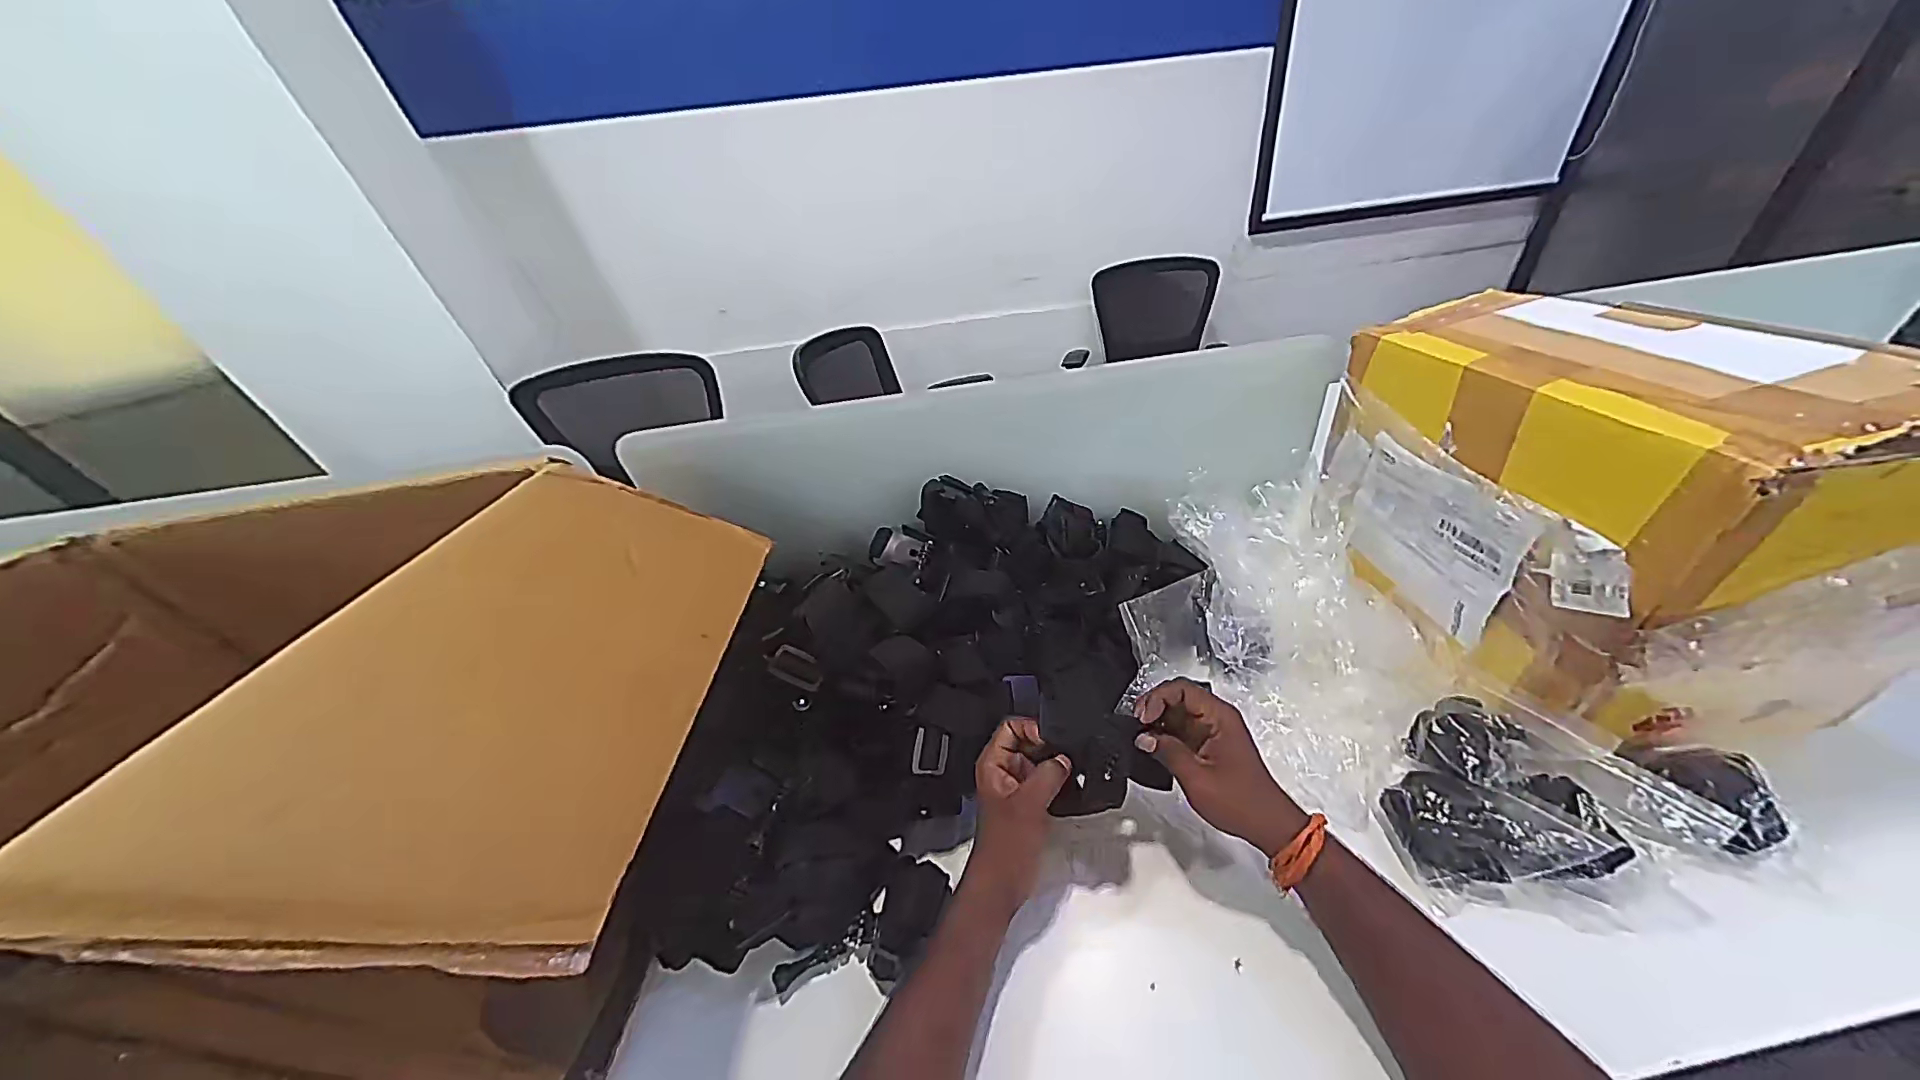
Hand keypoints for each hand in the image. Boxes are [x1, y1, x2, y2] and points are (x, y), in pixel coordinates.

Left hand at [964, 718, 1070, 914]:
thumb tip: (1063, 759)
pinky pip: (1046, 781)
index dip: (1032, 727)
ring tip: (1068, 773)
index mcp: (993, 764)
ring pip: (1039, 762)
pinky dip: (1058, 782)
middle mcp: (1003, 773)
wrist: (1003, 881)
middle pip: (1027, 742)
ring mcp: (1017, 788)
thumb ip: (1049, 774)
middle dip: (1048, 747)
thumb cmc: (1004, 848)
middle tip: (1065, 757)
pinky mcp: (1030, 804)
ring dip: (1055, 765)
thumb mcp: (1030, 802)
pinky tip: (1069, 789)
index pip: (1010, 726)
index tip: (1052, 740)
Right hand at [1134, 678, 1307, 857]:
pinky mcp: (1208, 745)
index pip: (1182, 689)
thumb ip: (1167, 751)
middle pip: (1178, 697)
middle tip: (1137, 723)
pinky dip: (1165, 734)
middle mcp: (1217, 719)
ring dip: (1157, 721)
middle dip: (1154, 706)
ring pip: (1178, 713)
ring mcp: (1213, 731)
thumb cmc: (1243, 802)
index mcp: (1220, 717)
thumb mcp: (1197, 777)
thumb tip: (1144, 737)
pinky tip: (1153, 746)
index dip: (1158, 698)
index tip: (1144, 717)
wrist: (1267, 824)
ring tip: (1142, 736)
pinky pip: (1181, 730)